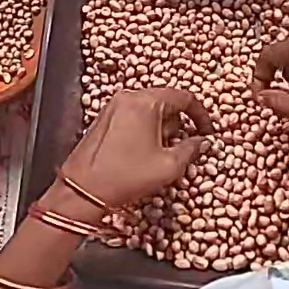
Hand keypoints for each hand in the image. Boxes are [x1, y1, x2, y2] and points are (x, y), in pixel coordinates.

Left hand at [57, 88, 213, 208]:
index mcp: (146, 102)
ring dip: (163, 127)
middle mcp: (128, 97)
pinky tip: (146, 152)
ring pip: (149, 109)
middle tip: (186, 145)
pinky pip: (133, 116)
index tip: (207, 132)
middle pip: (166, 101)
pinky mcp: (104, 119)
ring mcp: (113, 107)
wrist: (82, 191)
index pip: (184, 97)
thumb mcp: (168, 166)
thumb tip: (203, 142)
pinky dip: (146, 128)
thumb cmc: (125, 176)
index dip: (201, 115)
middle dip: (180, 123)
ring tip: (164, 152)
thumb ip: (191, 148)